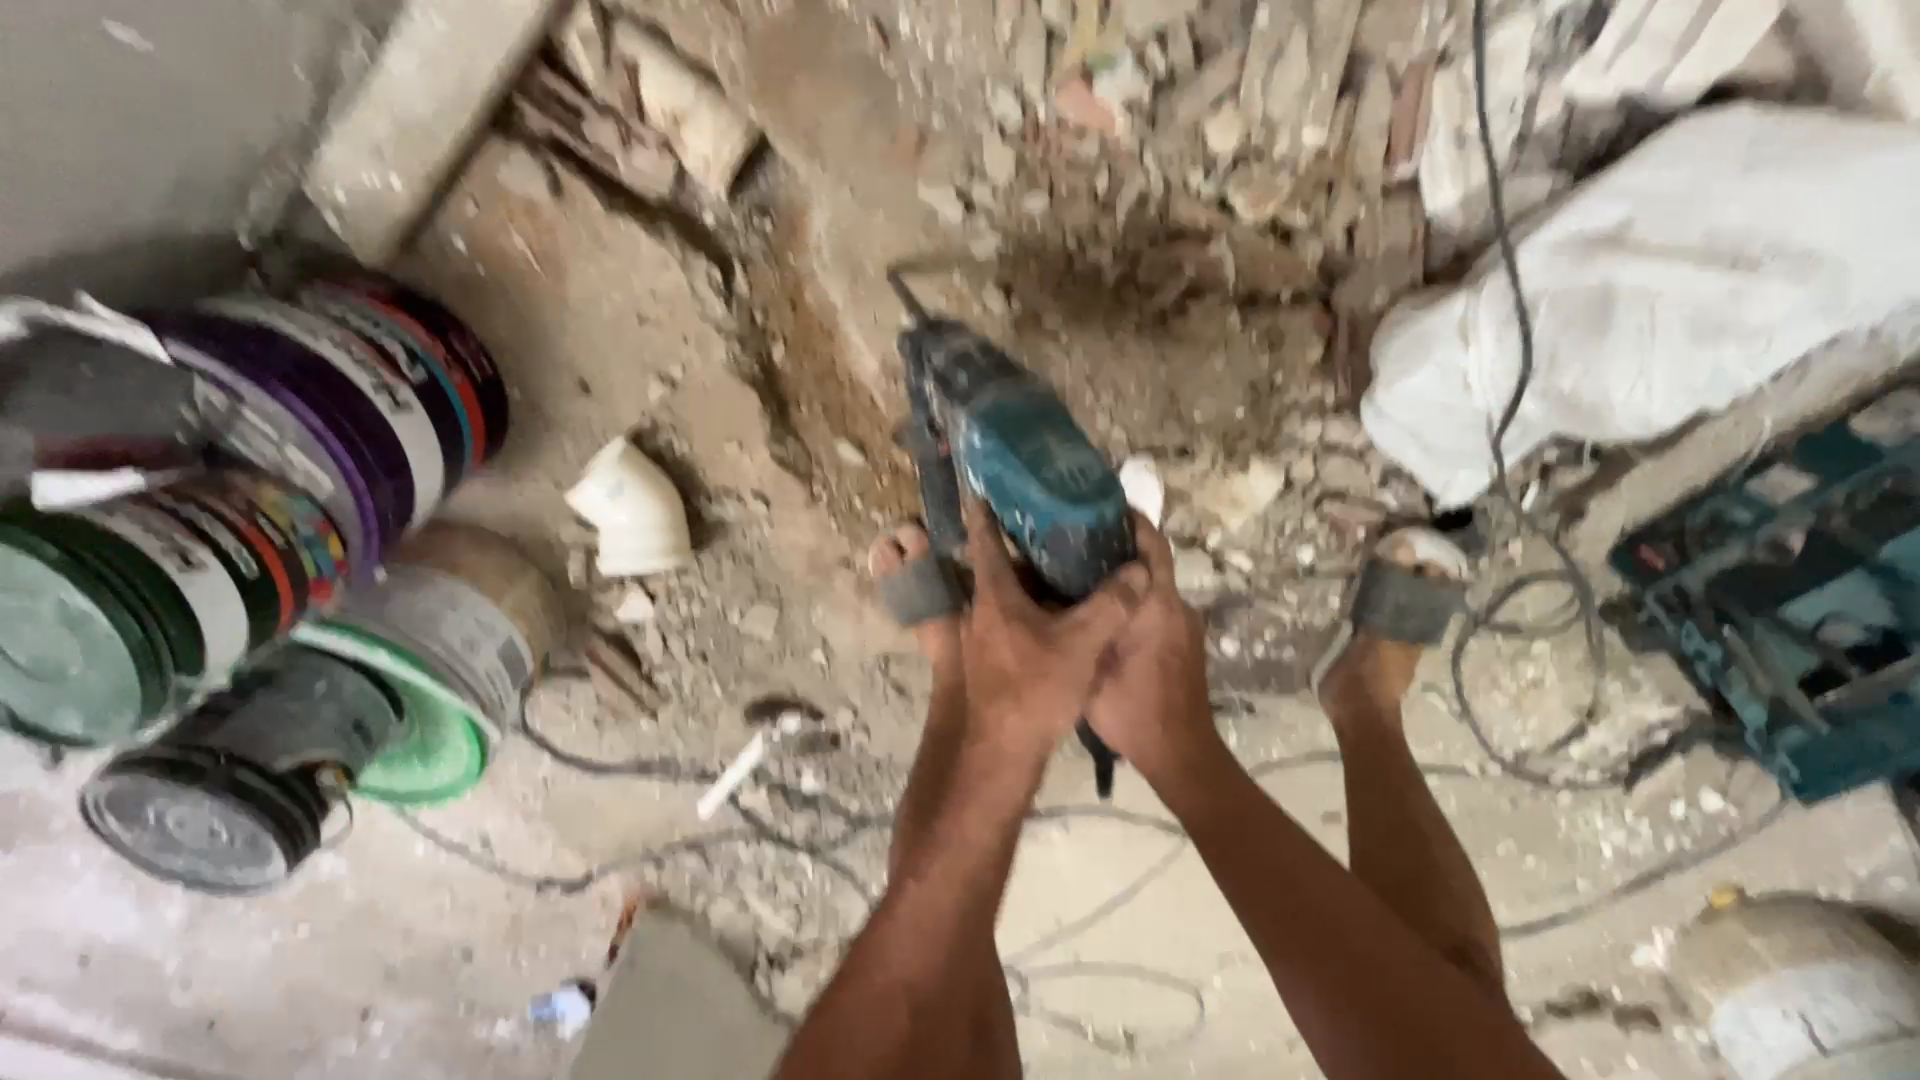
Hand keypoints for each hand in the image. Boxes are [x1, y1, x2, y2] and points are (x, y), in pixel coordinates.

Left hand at [957, 497, 1147, 759]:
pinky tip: (1056, 622)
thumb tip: (1140, 568)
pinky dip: (1026, 615)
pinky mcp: (981, 667)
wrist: (993, 756)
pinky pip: (1004, 626)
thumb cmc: (1031, 691)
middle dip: (1020, 549)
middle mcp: (976, 612)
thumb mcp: (1081, 644)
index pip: (985, 539)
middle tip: (1051, 528)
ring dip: (1025, 585)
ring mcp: (974, 641)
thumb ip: (1111, 604)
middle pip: (997, 569)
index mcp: (993, 595)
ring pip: (1000, 600)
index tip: (988, 484)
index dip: (987, 510)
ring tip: (1062, 570)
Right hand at [1085, 514, 1215, 771]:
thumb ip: (1083, 628)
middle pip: (1154, 563)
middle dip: (1123, 548)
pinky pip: (1161, 608)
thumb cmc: (1133, 710)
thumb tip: (1053, 597)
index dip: (1135, 522)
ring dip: (1129, 578)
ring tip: (1086, 577)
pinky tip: (1106, 613)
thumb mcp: (1092, 668)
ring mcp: (1187, 627)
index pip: (1154, 547)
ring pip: (1156, 588)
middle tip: (1081, 542)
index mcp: (1157, 606)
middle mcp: (1178, 608)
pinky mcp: (1187, 644)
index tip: (1107, 508)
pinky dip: (1138, 601)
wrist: (1180, 752)